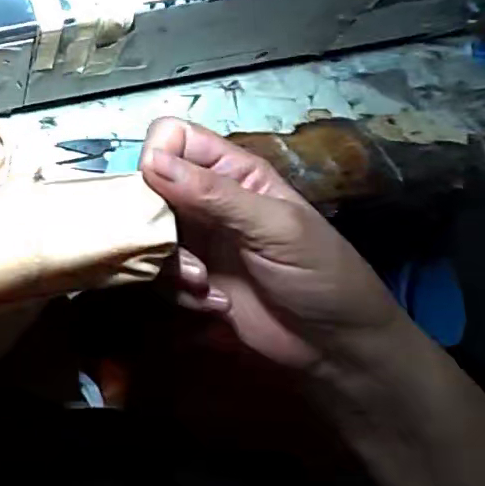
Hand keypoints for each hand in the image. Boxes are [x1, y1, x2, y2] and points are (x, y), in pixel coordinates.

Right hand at [142, 118, 405, 374]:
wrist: (338, 348)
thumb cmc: (321, 273)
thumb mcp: (275, 226)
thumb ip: (214, 193)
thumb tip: (151, 161)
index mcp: (230, 171)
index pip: (172, 137)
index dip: (156, 154)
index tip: (157, 187)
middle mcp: (203, 198)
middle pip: (146, 185)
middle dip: (153, 218)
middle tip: (173, 244)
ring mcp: (193, 238)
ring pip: (146, 232)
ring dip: (169, 261)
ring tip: (204, 281)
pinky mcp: (187, 277)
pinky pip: (157, 272)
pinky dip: (178, 290)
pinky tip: (215, 303)